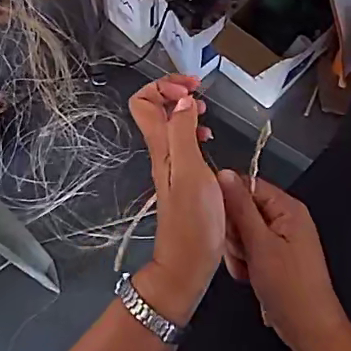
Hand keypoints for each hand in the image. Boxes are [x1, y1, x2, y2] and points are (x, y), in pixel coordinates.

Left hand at [128, 74, 220, 322]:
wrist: (187, 264)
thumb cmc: (193, 221)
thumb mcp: (191, 171)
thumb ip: (184, 133)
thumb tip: (182, 100)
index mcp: (160, 145)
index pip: (143, 101)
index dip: (164, 86)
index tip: (191, 91)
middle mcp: (161, 150)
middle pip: (153, 106)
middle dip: (175, 90)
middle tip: (200, 92)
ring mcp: (170, 163)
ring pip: (169, 122)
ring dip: (185, 108)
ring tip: (206, 110)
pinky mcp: (182, 176)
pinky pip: (182, 140)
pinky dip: (194, 129)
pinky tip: (208, 138)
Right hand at [218, 172, 350, 350]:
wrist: (311, 332)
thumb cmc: (291, 289)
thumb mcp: (259, 244)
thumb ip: (240, 207)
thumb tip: (224, 173)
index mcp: (287, 207)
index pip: (248, 185)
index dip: (230, 202)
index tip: (224, 223)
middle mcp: (286, 218)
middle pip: (243, 209)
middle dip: (235, 234)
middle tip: (244, 253)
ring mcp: (281, 238)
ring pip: (243, 232)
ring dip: (239, 252)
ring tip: (249, 270)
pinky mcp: (276, 256)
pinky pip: (250, 249)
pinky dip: (245, 263)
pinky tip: (251, 278)